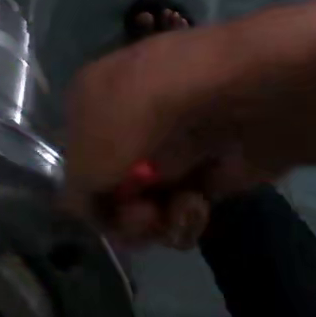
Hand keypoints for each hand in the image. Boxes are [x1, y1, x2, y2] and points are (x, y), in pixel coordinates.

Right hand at [62, 21, 275, 248]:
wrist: (239, 94)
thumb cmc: (147, 114)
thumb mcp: (88, 155)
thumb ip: (77, 194)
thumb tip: (91, 211)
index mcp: (90, 99)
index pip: (76, 157)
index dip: (86, 191)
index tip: (103, 207)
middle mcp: (128, 120)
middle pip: (113, 190)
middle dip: (123, 215)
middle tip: (143, 216)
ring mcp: (171, 144)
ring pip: (148, 207)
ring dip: (157, 222)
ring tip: (178, 209)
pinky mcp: (211, 169)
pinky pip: (185, 211)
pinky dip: (187, 218)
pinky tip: (196, 204)